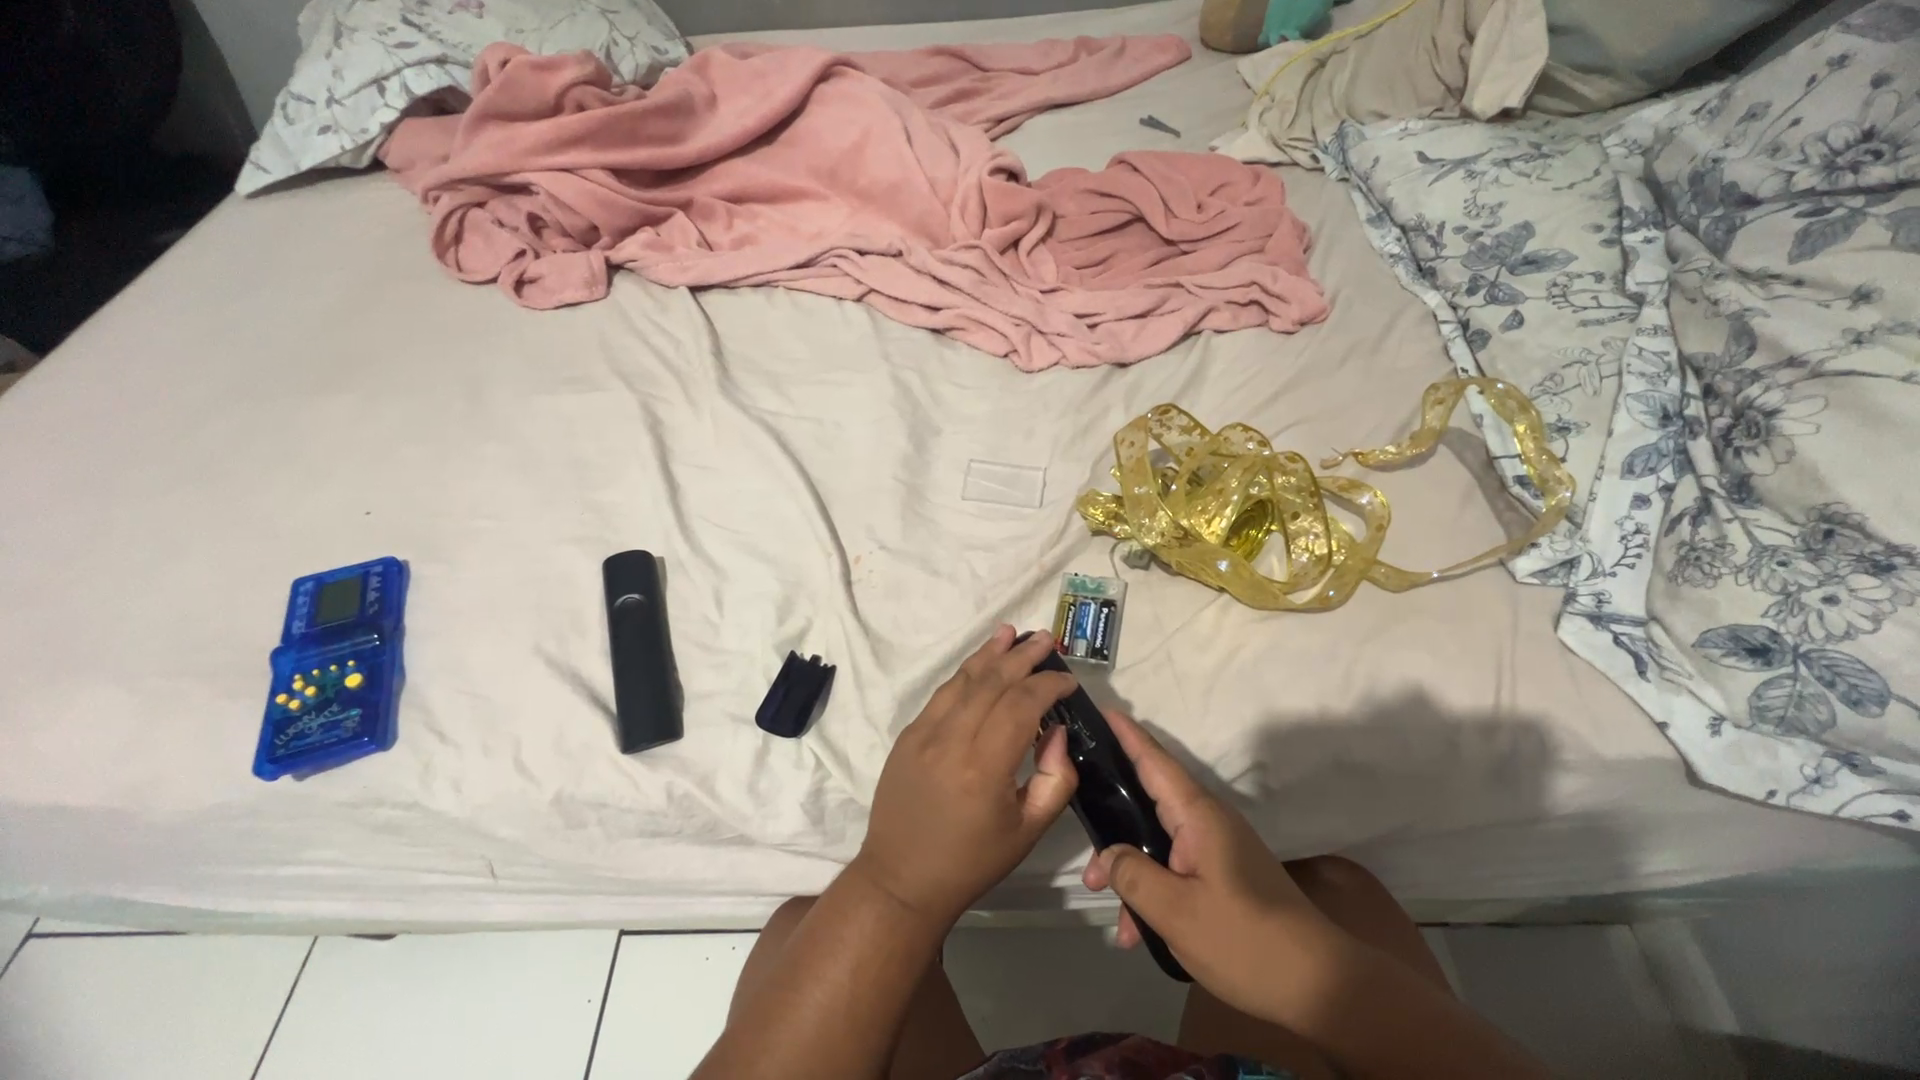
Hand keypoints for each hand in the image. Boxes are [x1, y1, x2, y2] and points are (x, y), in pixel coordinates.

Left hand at [851, 626, 1079, 926]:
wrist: (902, 879)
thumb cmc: (972, 861)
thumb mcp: (1028, 830)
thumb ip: (1054, 778)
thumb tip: (1058, 730)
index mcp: (984, 768)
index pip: (1022, 706)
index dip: (1048, 686)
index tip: (1069, 681)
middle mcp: (950, 741)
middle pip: (992, 683)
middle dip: (1023, 658)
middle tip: (1048, 639)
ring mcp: (923, 734)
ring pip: (963, 680)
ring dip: (991, 654)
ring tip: (1014, 633)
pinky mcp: (908, 736)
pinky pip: (942, 695)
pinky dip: (965, 673)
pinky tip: (981, 661)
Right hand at [1081, 709, 1342, 1021]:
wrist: (1320, 986)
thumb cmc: (1245, 942)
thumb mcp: (1175, 912)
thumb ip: (1132, 875)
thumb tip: (1108, 855)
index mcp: (1199, 817)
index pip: (1154, 762)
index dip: (1125, 736)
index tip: (1099, 711)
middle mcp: (1208, 823)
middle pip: (1148, 803)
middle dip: (1111, 826)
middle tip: (1081, 852)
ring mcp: (1218, 850)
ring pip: (1158, 845)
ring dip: (1131, 873)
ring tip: (1109, 912)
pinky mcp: (1223, 877)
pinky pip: (1175, 870)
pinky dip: (1154, 894)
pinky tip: (1138, 933)